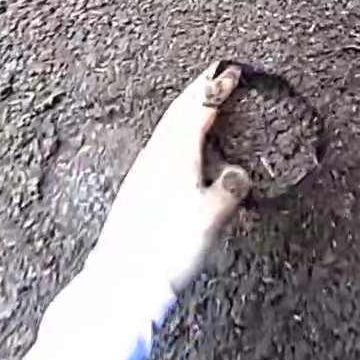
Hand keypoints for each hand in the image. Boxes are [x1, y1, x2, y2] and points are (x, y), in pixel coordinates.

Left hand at [90, 63, 250, 292]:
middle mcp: (156, 157)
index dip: (216, 87)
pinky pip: (160, 140)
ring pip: (167, 124)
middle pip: (179, 110)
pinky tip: (176, 141)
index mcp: (175, 155)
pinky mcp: (136, 187)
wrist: (119, 288)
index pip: (198, 109)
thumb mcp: (210, 219)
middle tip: (216, 72)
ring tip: (199, 97)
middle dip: (198, 88)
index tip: (232, 71)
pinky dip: (175, 126)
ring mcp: (143, 171)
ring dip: (186, 105)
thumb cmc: (164, 253)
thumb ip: (230, 189)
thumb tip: (240, 173)